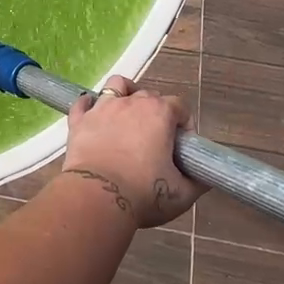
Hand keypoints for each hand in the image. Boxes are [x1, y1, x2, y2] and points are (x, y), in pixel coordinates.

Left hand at [60, 75, 206, 228]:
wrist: (97, 198)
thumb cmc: (144, 194)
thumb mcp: (182, 194)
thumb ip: (197, 181)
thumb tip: (204, 177)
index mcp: (159, 114)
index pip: (180, 106)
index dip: (185, 124)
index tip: (183, 145)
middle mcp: (131, 102)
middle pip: (149, 95)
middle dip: (157, 112)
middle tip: (156, 139)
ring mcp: (102, 108)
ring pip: (116, 86)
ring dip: (124, 95)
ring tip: (127, 114)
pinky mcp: (79, 120)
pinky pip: (83, 103)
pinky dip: (89, 105)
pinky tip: (93, 114)